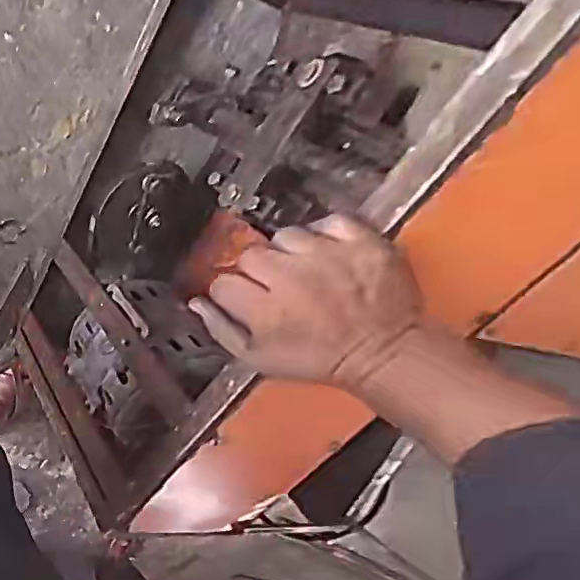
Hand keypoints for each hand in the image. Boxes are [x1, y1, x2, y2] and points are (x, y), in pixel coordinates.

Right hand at [188, 214, 422, 389]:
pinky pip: (329, 221)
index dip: (229, 292)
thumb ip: (220, 329)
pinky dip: (324, 234)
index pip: (222, 283)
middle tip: (272, 286)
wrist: (382, 352)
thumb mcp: (256, 359)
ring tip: (300, 268)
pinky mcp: (362, 242)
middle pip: (250, 255)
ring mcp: (328, 257)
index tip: (242, 298)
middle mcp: (292, 278)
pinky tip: (324, 253)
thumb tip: (197, 303)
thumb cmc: (316, 358)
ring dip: (287, 251)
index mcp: (263, 310)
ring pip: (285, 235)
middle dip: (256, 271)